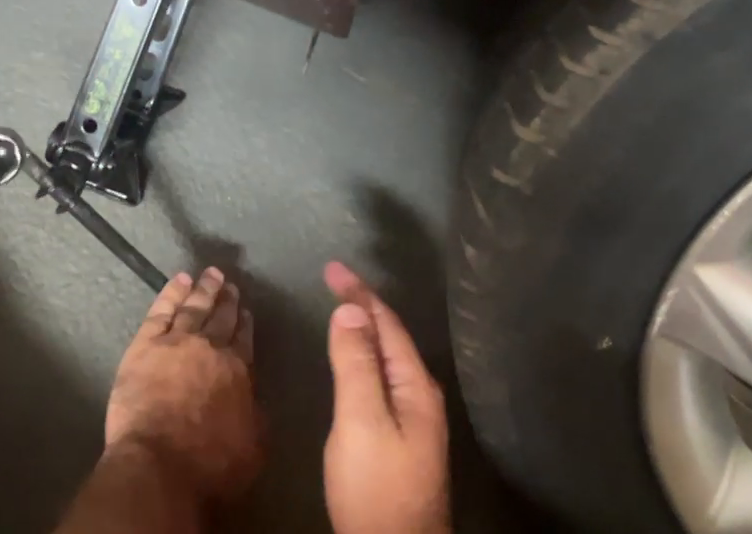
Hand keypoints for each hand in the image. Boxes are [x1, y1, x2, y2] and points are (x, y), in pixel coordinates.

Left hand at [103, 268, 261, 505]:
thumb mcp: (253, 448)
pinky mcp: (145, 344)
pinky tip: (179, 280)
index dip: (245, 324)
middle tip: (230, 284)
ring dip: (203, 289)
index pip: (243, 341)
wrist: (160, 464)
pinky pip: (161, 310)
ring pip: (193, 307)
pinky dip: (171, 293)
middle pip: (220, 319)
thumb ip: (255, 417)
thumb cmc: (209, 466)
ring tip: (209, 274)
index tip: (246, 311)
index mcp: (238, 372)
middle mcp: (210, 349)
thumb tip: (255, 399)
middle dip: (226, 301)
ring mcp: (177, 341)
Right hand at [323, 261, 449, 533]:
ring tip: (342, 306)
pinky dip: (363, 355)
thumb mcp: (361, 420)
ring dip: (364, 328)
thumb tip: (350, 309)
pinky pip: (381, 377)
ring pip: (387, 357)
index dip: (360, 292)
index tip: (331, 267)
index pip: (387, 324)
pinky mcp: (399, 437)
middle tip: (333, 279)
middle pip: (391, 337)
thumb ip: (355, 364)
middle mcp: (420, 396)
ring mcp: (413, 419)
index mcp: (415, 386)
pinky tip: (353, 359)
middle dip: (363, 304)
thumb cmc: (376, 485)